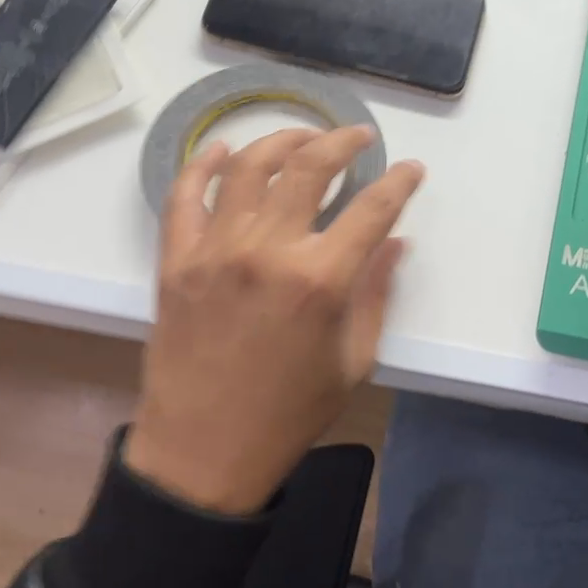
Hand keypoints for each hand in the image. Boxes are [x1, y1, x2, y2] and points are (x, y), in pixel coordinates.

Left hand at [124, 128, 424, 514]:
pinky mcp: (176, 261)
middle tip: (359, 136)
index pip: (372, 209)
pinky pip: (184, 196)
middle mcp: (268, 250)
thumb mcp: (355, 358)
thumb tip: (394, 242)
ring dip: (281, 141)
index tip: (411, 170)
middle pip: (309, 168)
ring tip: (303, 138)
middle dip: (342, 141)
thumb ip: (376, 292)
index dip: (399, 182)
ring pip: (249, 168)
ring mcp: (215, 251)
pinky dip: (202, 164)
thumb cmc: (292, 412)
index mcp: (322, 280)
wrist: (206, 451)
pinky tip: (222, 149)